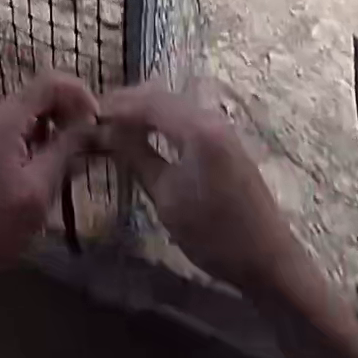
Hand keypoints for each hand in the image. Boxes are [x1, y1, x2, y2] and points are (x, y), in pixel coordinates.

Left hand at [0, 71, 97, 289]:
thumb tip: (92, 124)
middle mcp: (0, 114)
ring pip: (37, 116)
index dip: (81, 94)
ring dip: (61, 131)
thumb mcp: (38, 188)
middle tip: (93, 145)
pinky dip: (45, 144)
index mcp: (10, 115)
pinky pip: (25, 133)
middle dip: (73, 113)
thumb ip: (66, 150)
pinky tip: (55, 174)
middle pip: (45, 95)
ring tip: (78, 164)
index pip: (53, 81)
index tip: (101, 123)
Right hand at [97, 83, 300, 291]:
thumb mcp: (166, 196)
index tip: (89, 115)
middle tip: (98, 118)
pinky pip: (184, 116)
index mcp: (197, 127)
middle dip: (128, 103)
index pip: (148, 103)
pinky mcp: (223, 139)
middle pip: (161, 96)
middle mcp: (209, 116)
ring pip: (172, 104)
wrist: (267, 260)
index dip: (117, 106)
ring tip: (116, 126)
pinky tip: (145, 134)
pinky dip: (161, 119)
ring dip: (144, 110)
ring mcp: (219, 125)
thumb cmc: (212, 232)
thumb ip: (136, 155)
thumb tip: (107, 131)